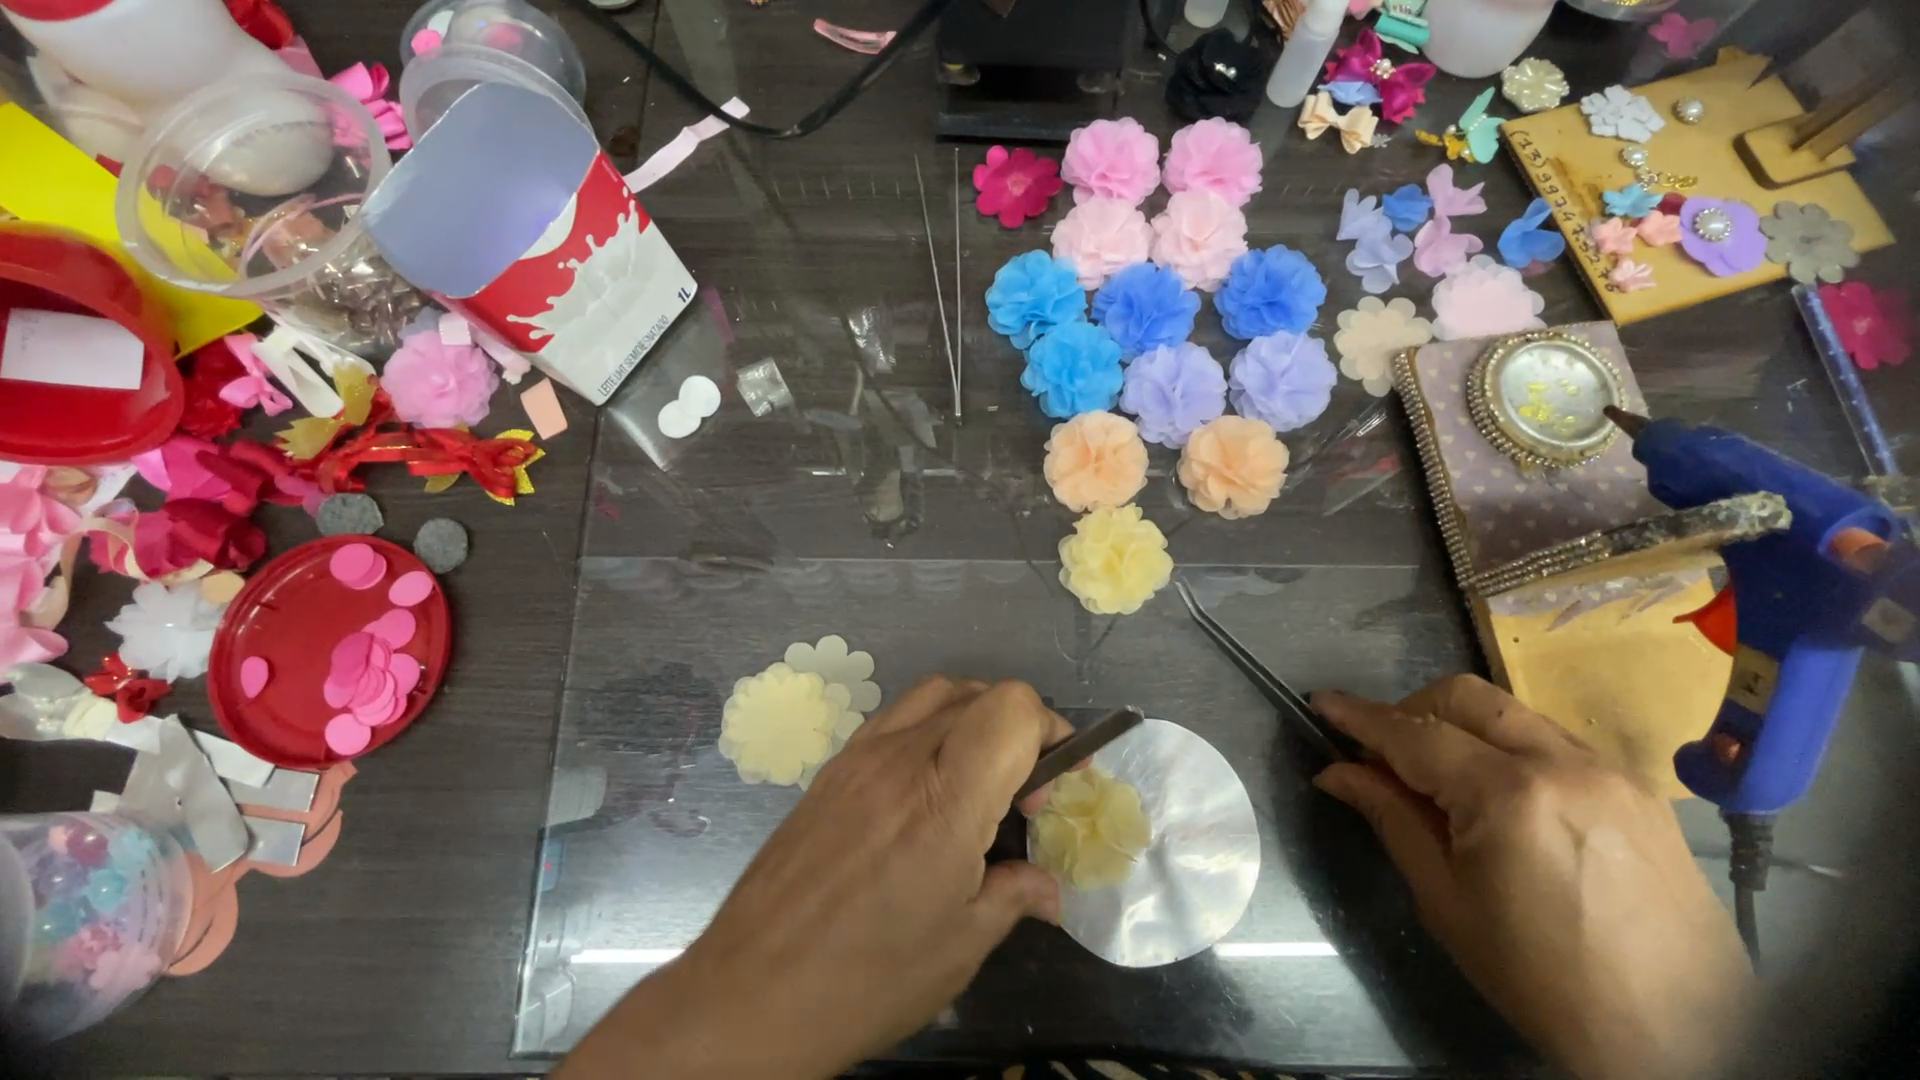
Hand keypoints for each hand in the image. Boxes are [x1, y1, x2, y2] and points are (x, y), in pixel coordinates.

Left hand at [558, 676, 1070, 1079]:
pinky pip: (894, 719)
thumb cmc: (867, 976)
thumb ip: (1014, 896)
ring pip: (935, 695)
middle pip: (980, 694)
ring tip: (980, 779)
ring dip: (974, 719)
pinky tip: (926, 788)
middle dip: (1020, 729)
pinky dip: (929, 730)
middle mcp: (902, 756)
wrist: (750, 992)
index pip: (1012, 706)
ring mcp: (859, 756)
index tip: (1056, 785)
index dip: (1050, 730)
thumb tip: (1047, 886)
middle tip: (1025, 792)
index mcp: (945, 795)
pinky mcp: (831, 770)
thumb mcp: (960, 945)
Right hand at [1311, 676, 1753, 1079]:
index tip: (1321, 703)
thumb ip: (1390, 818)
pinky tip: (1497, 794)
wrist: (1684, 1038)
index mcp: (1508, 794)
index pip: (1414, 733)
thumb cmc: (1541, 978)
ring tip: (1437, 775)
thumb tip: (1337, 772)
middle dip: (1410, 710)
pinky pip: (1554, 741)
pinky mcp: (1640, 791)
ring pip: (1512, 712)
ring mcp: (1611, 772)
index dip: (1360, 716)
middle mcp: (1564, 762)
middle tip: (1380, 752)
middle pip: (1465, 697)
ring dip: (1460, 725)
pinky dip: (1507, 746)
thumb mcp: (1445, 900)